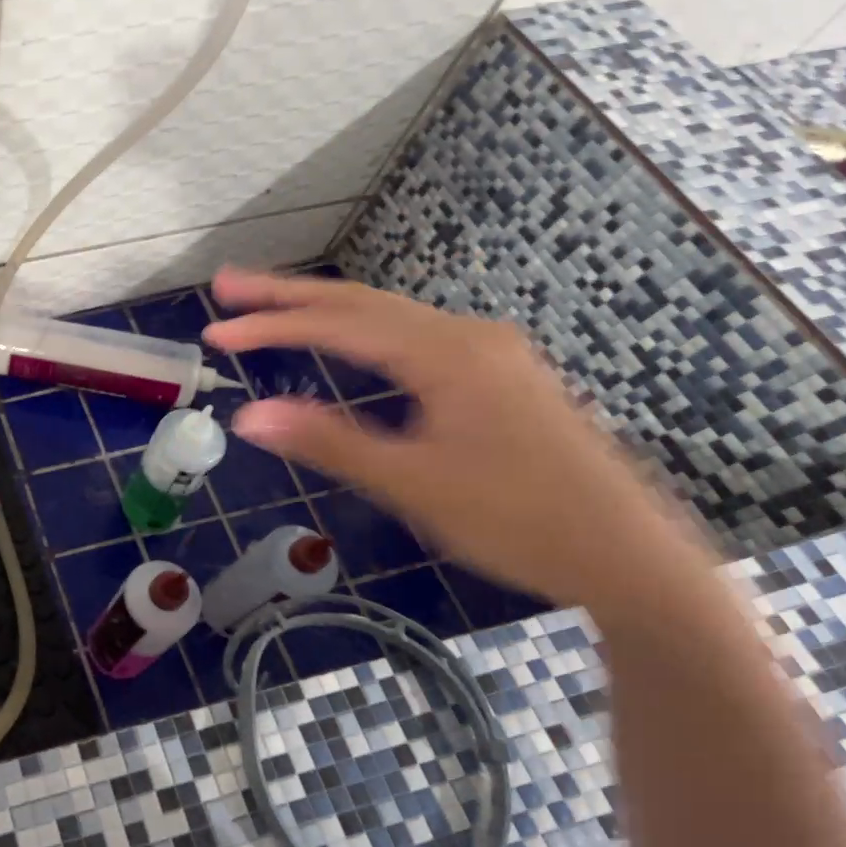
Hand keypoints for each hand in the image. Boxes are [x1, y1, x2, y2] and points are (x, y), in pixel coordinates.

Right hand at [202, 268, 721, 617]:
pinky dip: (362, 333)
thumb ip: (329, 442)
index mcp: (448, 355)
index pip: (341, 324)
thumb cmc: (519, 521)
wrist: (630, 558)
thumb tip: (247, 415)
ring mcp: (490, 354)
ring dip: (325, 311)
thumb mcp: (413, 484)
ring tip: (268, 309)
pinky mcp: (499, 377)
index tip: (215, 330)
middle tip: (228, 288)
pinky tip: (345, 346)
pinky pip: (413, 338)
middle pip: (364, 303)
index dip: (273, 324)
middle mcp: (470, 337)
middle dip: (290, 295)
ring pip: (391, 317)